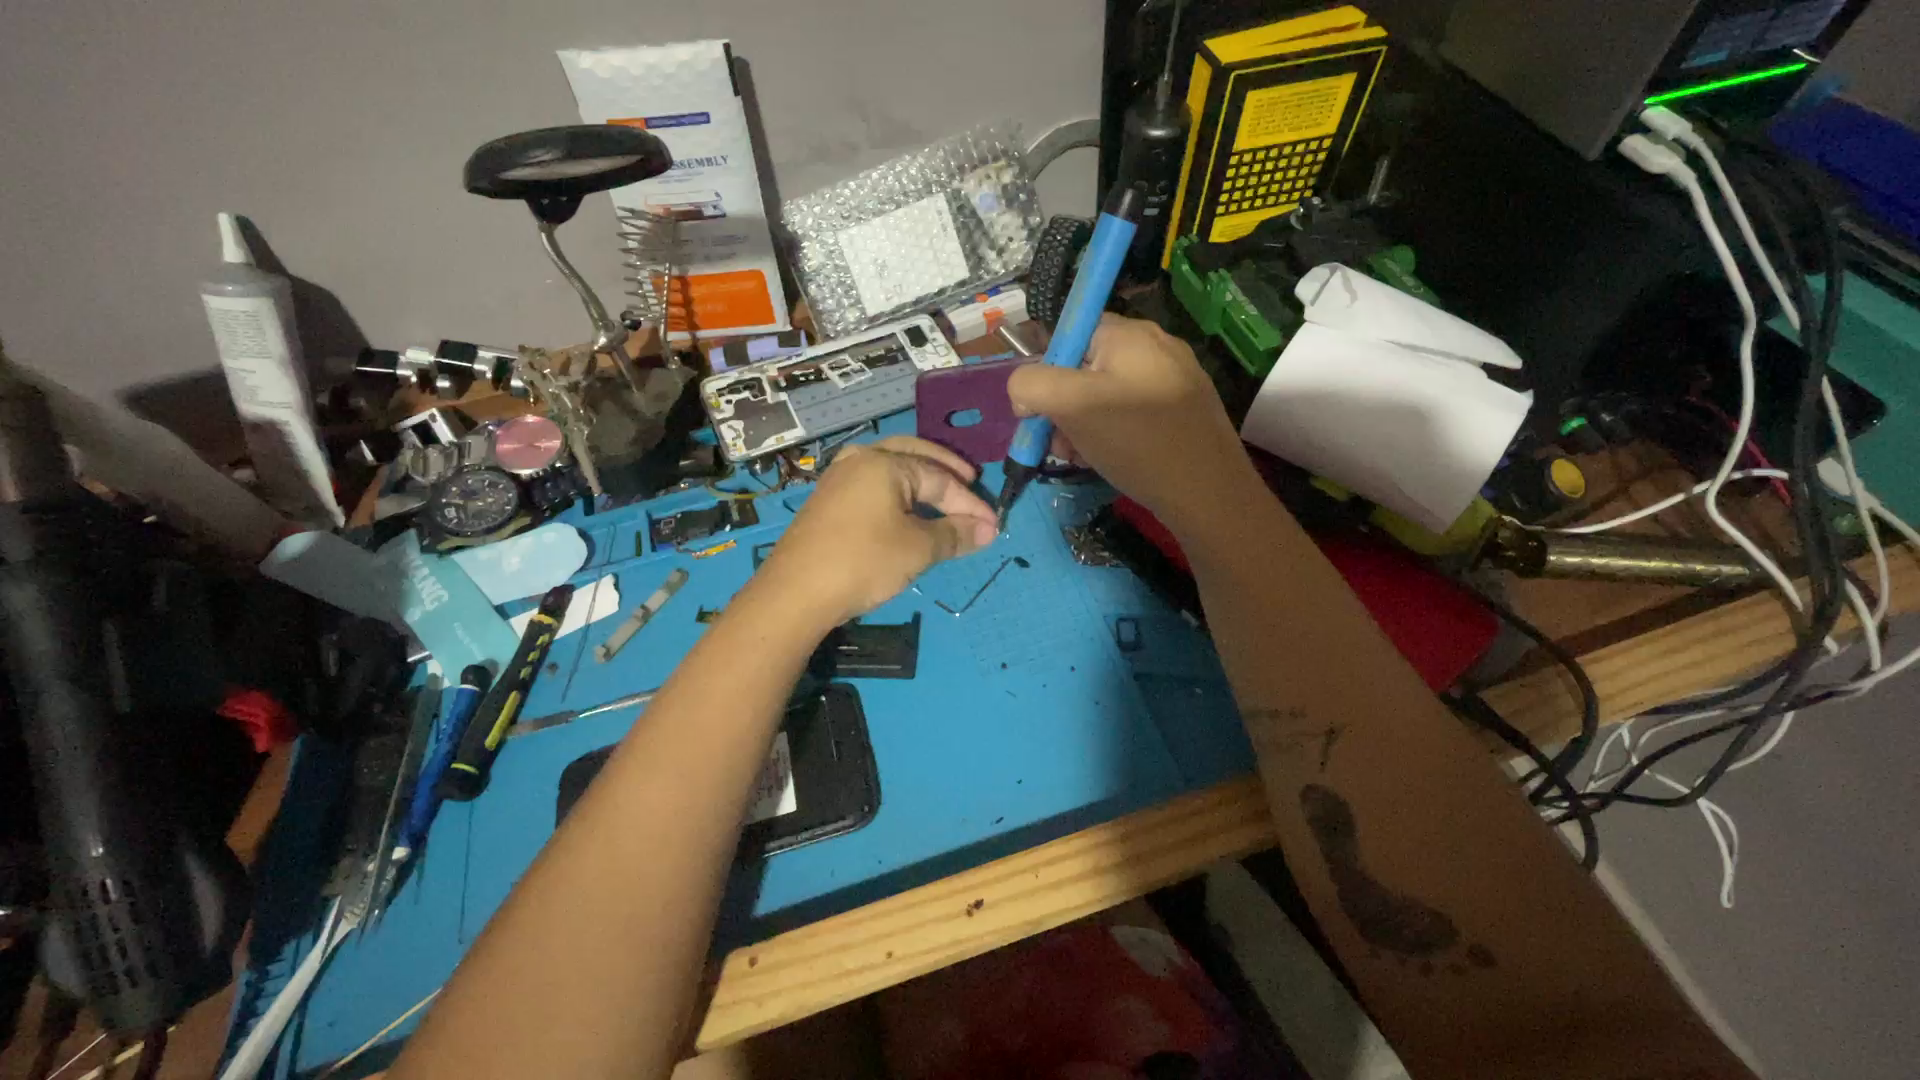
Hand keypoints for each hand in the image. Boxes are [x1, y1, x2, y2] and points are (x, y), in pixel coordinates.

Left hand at [752, 436, 998, 628]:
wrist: (795, 592)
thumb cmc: (863, 562)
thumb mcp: (917, 550)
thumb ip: (954, 534)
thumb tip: (989, 529)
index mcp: (884, 463)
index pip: (939, 478)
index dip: (969, 503)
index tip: (993, 525)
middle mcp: (860, 461)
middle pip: (913, 456)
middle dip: (945, 471)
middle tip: (970, 483)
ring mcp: (839, 479)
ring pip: (889, 469)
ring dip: (919, 480)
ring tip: (941, 497)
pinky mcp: (827, 501)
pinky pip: (872, 485)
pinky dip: (896, 492)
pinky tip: (905, 511)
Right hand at [1008, 315, 1258, 532]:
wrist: (1208, 493)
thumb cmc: (1136, 441)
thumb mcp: (1070, 406)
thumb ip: (1031, 384)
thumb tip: (1022, 389)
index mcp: (1130, 333)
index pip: (1071, 330)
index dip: (1045, 365)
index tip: (1038, 406)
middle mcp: (1156, 346)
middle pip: (1086, 365)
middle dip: (1061, 404)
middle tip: (1056, 442)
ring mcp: (1174, 378)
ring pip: (1107, 393)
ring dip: (1082, 424)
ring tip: (1078, 457)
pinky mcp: (1183, 410)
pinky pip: (1132, 411)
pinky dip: (1111, 433)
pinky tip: (1106, 459)